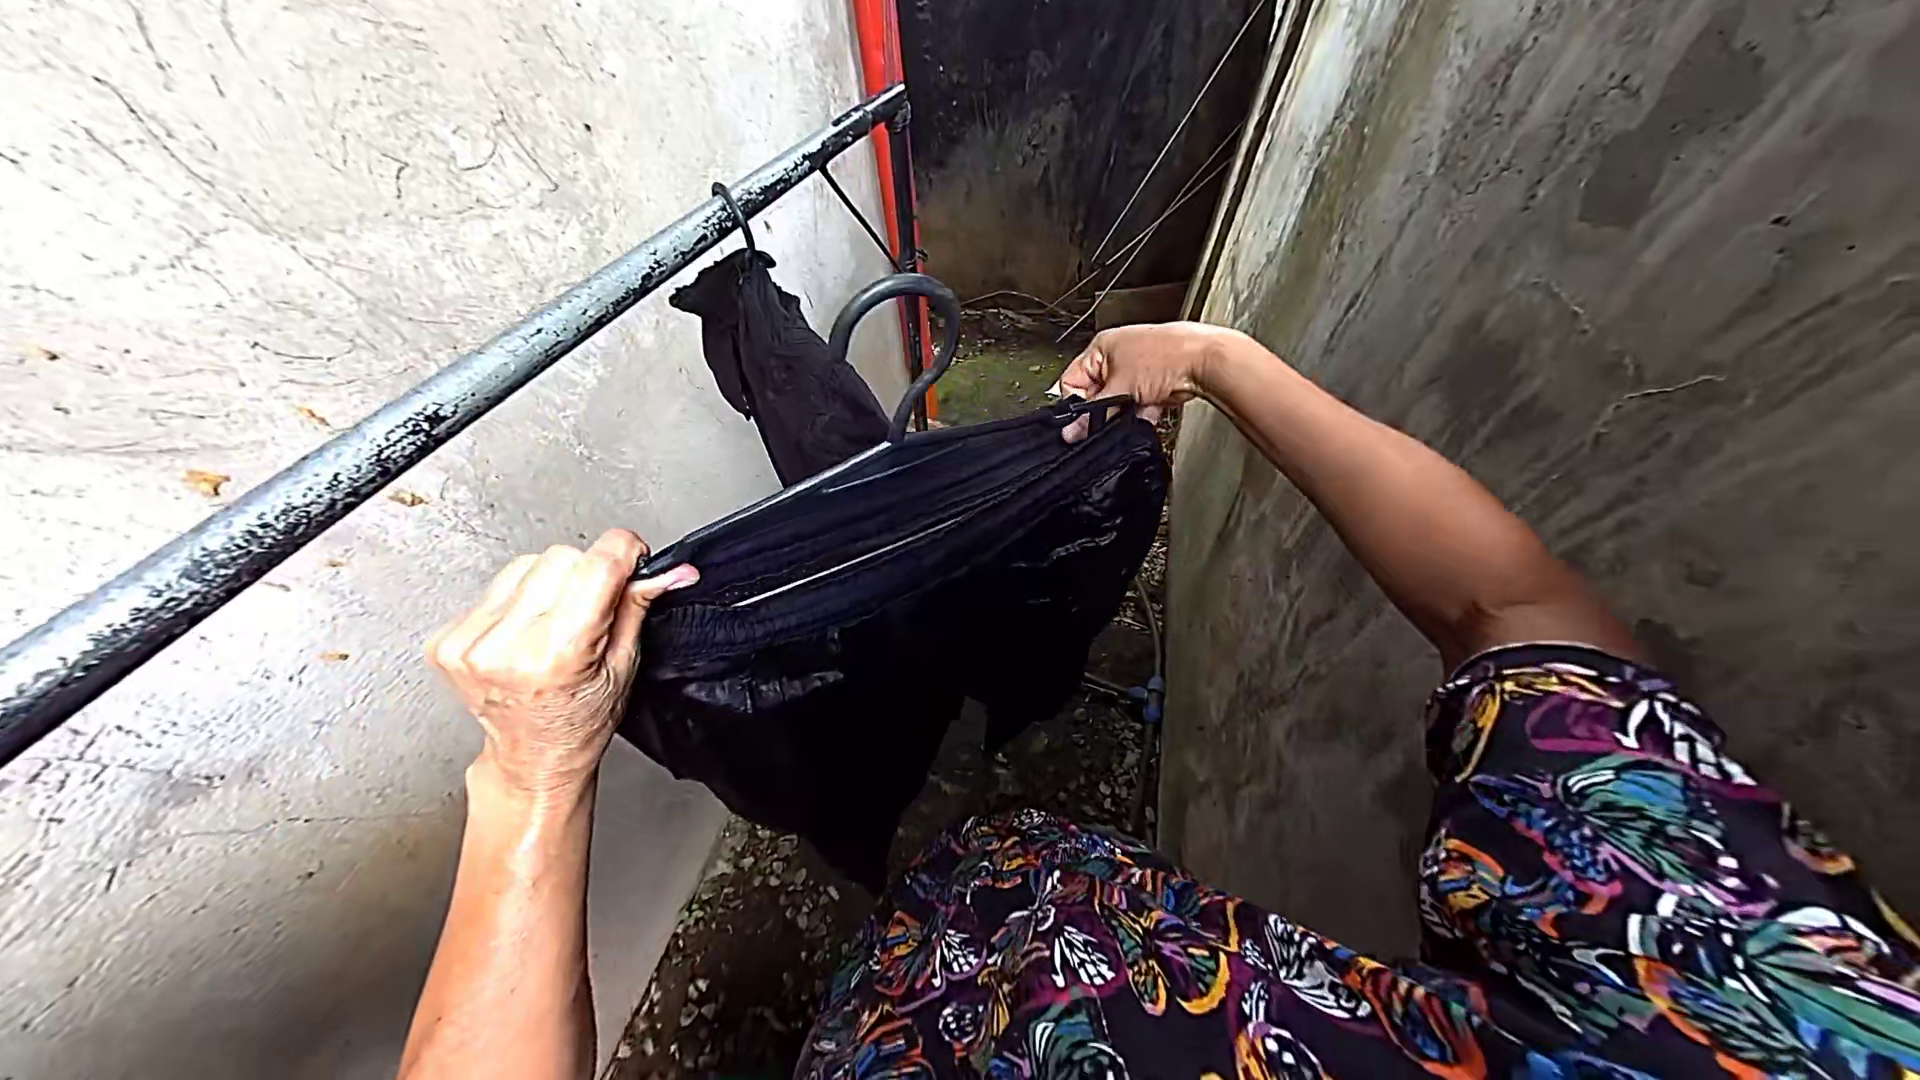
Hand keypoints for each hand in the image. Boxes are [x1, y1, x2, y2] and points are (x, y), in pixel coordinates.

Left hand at [426, 528, 699, 800]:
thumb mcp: (626, 662)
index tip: (634, 557)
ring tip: (558, 619)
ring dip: (552, 581)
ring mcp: (471, 643)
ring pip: (528, 563)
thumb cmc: (582, 718)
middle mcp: (508, 646)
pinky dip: (521, 597)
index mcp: (558, 654)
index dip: (624, 551)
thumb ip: (641, 604)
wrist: (532, 755)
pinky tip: (529, 628)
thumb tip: (674, 570)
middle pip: (563, 557)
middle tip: (595, 605)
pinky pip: (497, 584)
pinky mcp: (447, 639)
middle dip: (588, 571)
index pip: (597, 565)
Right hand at [1051, 321, 1251, 439]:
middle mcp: (1116, 354)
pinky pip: (1135, 404)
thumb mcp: (1120, 389)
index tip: (1082, 421)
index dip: (1076, 403)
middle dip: (1105, 408)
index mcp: (1101, 346)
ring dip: (1124, 411)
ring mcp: (1135, 368)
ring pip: (1116, 402)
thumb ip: (1092, 414)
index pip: (1072, 381)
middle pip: (1095, 394)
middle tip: (1112, 414)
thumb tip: (1072, 429)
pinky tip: (1151, 407)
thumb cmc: (1169, 357)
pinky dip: (1141, 410)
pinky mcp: (1151, 382)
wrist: (1206, 361)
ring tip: (1137, 406)